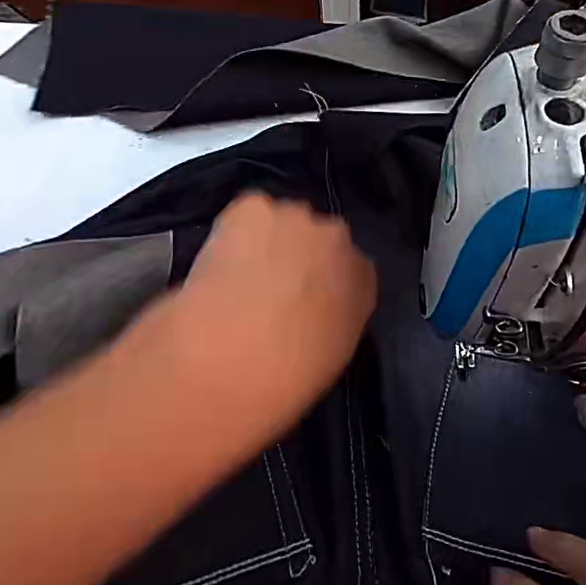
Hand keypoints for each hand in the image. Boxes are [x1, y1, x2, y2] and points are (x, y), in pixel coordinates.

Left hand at [128, 193, 376, 443]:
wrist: (230, 361)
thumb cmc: (285, 377)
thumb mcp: (332, 352)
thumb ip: (337, 315)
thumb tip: (317, 305)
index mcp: (364, 280)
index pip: (351, 268)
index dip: (323, 282)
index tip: (301, 302)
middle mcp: (340, 240)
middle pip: (320, 237)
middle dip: (299, 255)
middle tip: (269, 288)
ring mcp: (298, 218)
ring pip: (283, 222)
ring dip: (268, 241)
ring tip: (239, 274)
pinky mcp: (254, 207)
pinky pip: (247, 214)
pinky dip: (235, 231)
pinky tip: (221, 260)